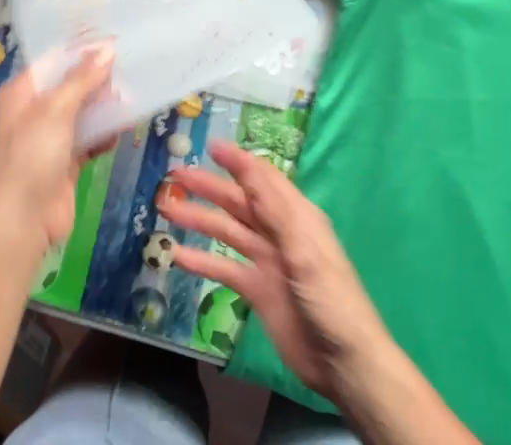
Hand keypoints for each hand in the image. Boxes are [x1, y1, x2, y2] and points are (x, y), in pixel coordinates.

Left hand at [0, 44, 111, 259]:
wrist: (23, 221)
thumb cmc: (31, 157)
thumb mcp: (55, 111)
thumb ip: (81, 80)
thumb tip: (107, 49)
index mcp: (21, 92)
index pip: (53, 61)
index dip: (81, 49)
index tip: (113, 37)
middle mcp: (34, 110)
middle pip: (69, 85)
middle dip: (97, 77)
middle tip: (132, 62)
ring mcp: (50, 137)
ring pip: (82, 111)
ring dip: (105, 104)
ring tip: (136, 90)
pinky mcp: (66, 160)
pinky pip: (89, 138)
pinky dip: (105, 132)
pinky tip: (127, 124)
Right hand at [159, 139, 394, 405]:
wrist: (343, 362)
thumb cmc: (330, 300)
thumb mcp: (305, 250)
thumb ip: (274, 208)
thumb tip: (247, 166)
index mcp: (297, 218)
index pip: (263, 180)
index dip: (237, 162)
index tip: (209, 146)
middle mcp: (280, 234)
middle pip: (240, 203)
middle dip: (209, 189)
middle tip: (175, 176)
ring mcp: (267, 262)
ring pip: (228, 233)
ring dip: (199, 220)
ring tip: (167, 210)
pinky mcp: (257, 290)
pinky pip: (224, 268)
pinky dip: (201, 261)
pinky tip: (176, 256)